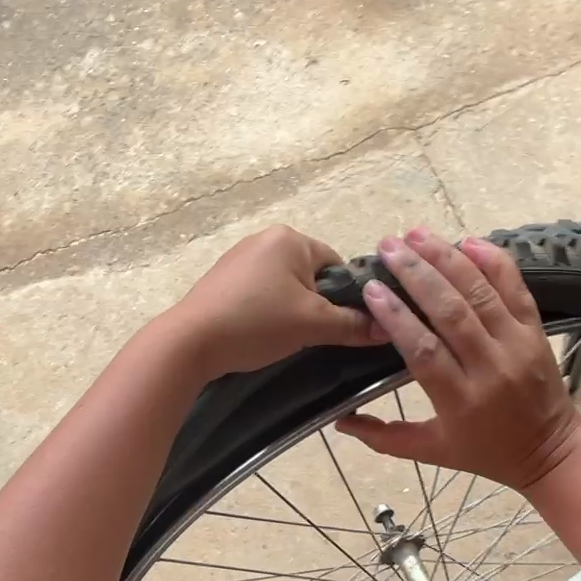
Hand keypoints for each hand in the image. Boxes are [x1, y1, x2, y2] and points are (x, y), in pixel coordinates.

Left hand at [153, 225, 375, 379]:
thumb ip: (352, 325)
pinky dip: (266, 312)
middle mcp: (265, 238)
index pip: (337, 265)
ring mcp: (240, 258)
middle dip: (315, 305)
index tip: (338, 326)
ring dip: (291, 311)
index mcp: (290, 238)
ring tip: (283, 337)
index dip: (345, 298)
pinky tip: (259, 333)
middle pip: (310, 275)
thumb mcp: (312, 325)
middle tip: (310, 335)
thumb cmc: (257, 323)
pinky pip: (259, 293)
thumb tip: (388, 329)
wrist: (192, 341)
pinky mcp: (222, 280)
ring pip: (285, 286)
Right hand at [336, 227, 580, 490]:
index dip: (397, 316)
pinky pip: (516, 288)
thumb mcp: (432, 452)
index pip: (424, 350)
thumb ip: (384, 437)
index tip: (372, 288)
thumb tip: (339, 422)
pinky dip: (494, 261)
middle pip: (451, 311)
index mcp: (461, 401)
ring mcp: (517, 344)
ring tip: (416, 234)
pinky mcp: (536, 331)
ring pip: (480, 292)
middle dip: (417, 272)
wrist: (550, 453)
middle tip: (388, 246)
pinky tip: (468, 240)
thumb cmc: (485, 453)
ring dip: (447, 257)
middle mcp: (491, 367)